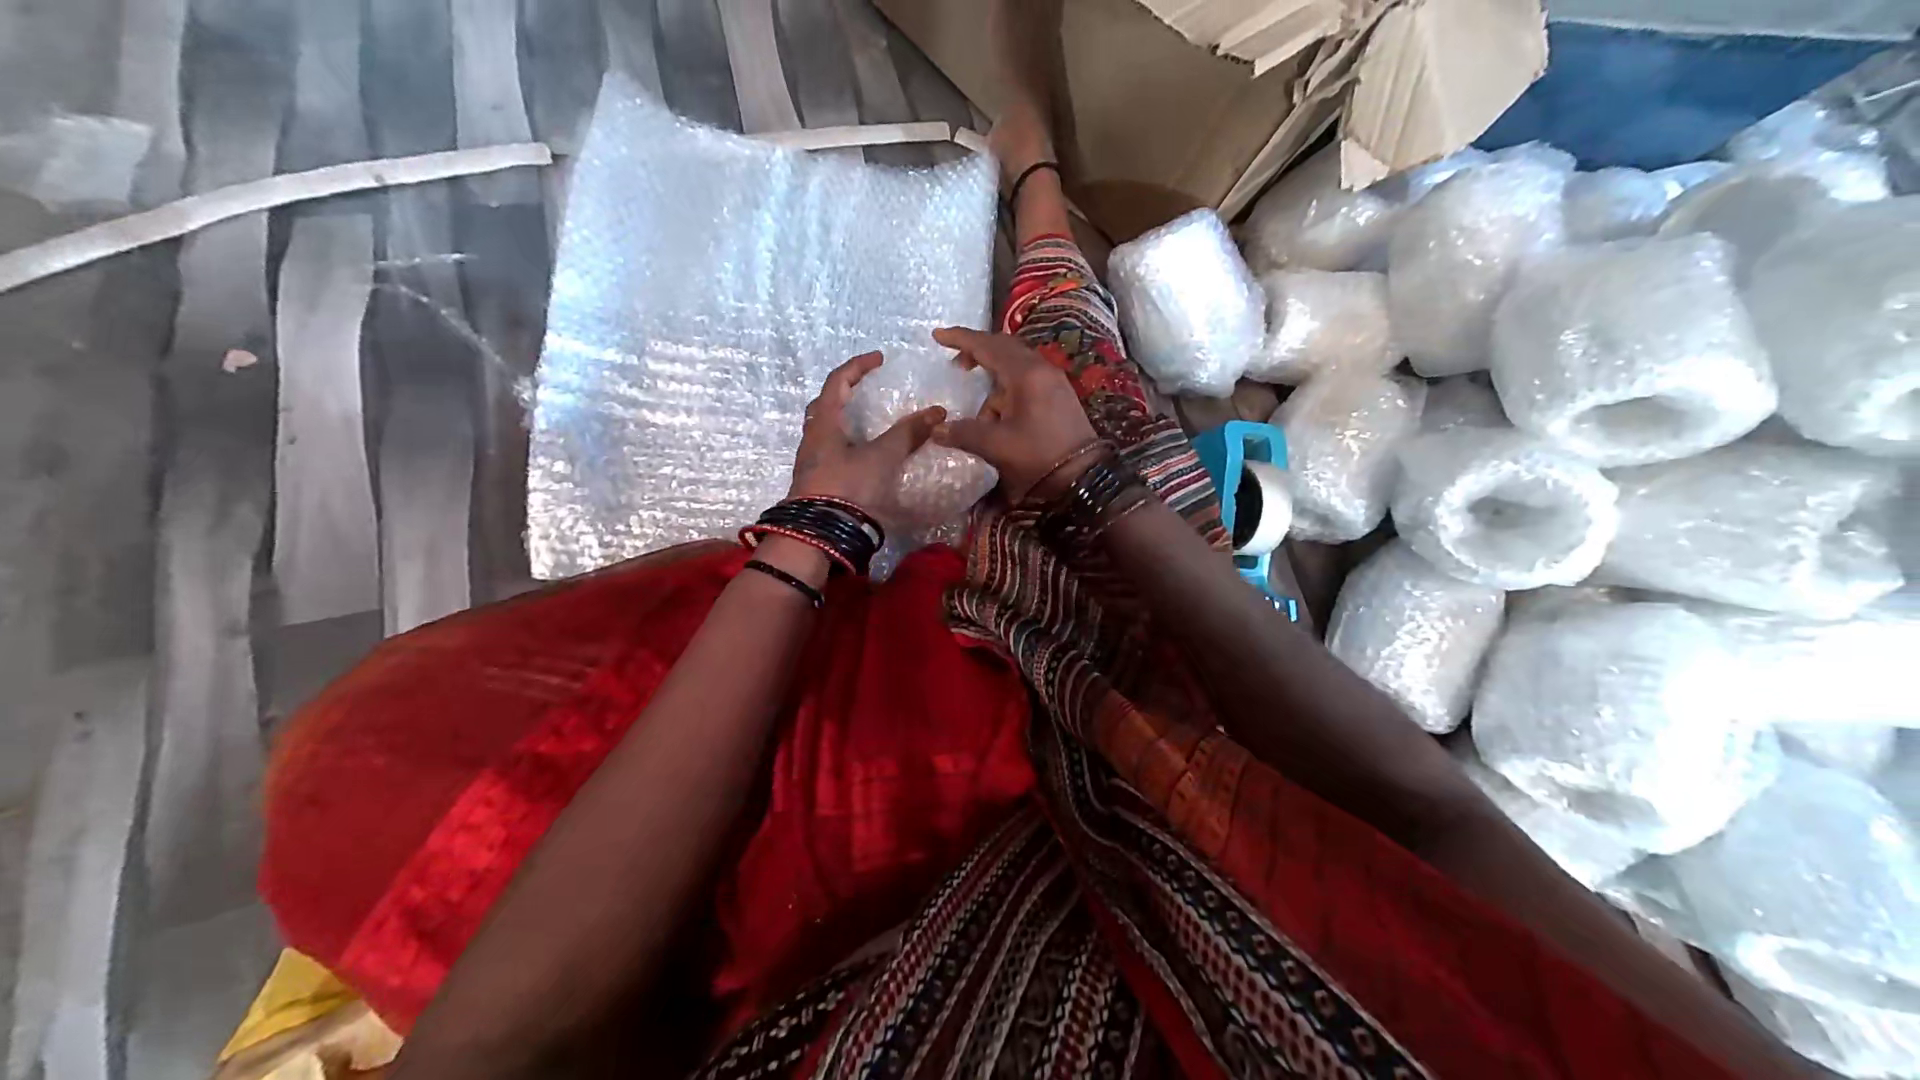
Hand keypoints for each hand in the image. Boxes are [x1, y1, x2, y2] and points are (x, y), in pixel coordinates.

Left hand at [789, 352, 945, 524]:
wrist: (820, 535)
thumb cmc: (848, 487)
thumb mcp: (882, 458)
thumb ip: (907, 434)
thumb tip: (936, 411)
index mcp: (824, 423)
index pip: (838, 381)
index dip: (858, 366)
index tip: (879, 359)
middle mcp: (812, 438)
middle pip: (826, 404)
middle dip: (846, 392)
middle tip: (866, 389)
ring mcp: (811, 462)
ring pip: (827, 430)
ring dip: (846, 421)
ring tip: (870, 423)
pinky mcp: (816, 482)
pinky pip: (831, 451)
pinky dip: (848, 444)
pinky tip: (864, 455)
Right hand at [927, 327, 1098, 502]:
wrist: (1084, 476)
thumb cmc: (1040, 456)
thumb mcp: (997, 446)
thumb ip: (965, 433)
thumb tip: (938, 429)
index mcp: (1026, 374)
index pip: (988, 346)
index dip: (961, 339)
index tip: (938, 336)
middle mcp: (1041, 369)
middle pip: (1003, 349)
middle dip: (977, 355)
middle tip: (955, 366)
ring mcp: (1052, 381)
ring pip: (1014, 369)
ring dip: (993, 387)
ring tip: (980, 418)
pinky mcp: (1058, 395)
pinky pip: (1025, 382)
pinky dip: (1007, 393)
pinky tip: (999, 418)